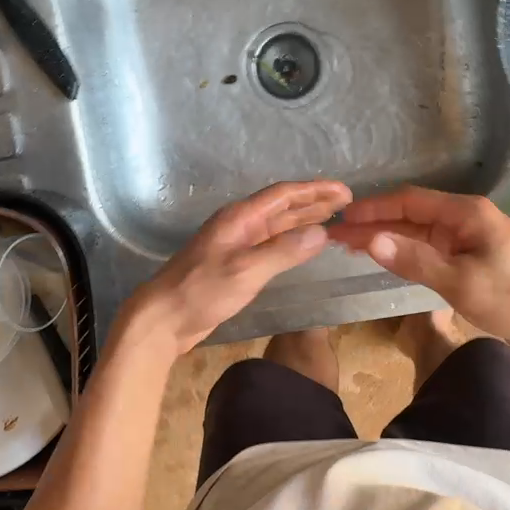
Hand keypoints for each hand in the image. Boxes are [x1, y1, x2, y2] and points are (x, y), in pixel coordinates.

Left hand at [118, 181, 351, 354]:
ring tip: (333, 218)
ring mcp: (236, 244)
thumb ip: (284, 251)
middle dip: (313, 202)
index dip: (315, 191)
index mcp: (240, 218)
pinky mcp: (235, 264)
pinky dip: (291, 241)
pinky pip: (270, 244)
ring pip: (276, 225)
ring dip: (304, 220)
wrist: (164, 318)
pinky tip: (303, 246)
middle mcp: (239, 225)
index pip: (283, 195)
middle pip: (282, 207)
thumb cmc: (201, 291)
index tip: (344, 192)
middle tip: (346, 203)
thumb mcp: (246, 271)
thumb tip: (322, 232)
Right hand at [328, 186, 509, 353]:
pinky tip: (387, 259)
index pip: (410, 201)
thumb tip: (369, 239)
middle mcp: (467, 219)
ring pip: (420, 234)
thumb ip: (414, 260)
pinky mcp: (474, 260)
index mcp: (467, 213)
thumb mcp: (460, 281)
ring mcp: (471, 240)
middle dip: (374, 225)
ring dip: (388, 239)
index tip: (342, 218)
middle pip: (412, 216)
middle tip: (336, 237)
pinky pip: (432, 250)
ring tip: (350, 247)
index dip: (374, 209)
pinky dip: (406, 254)